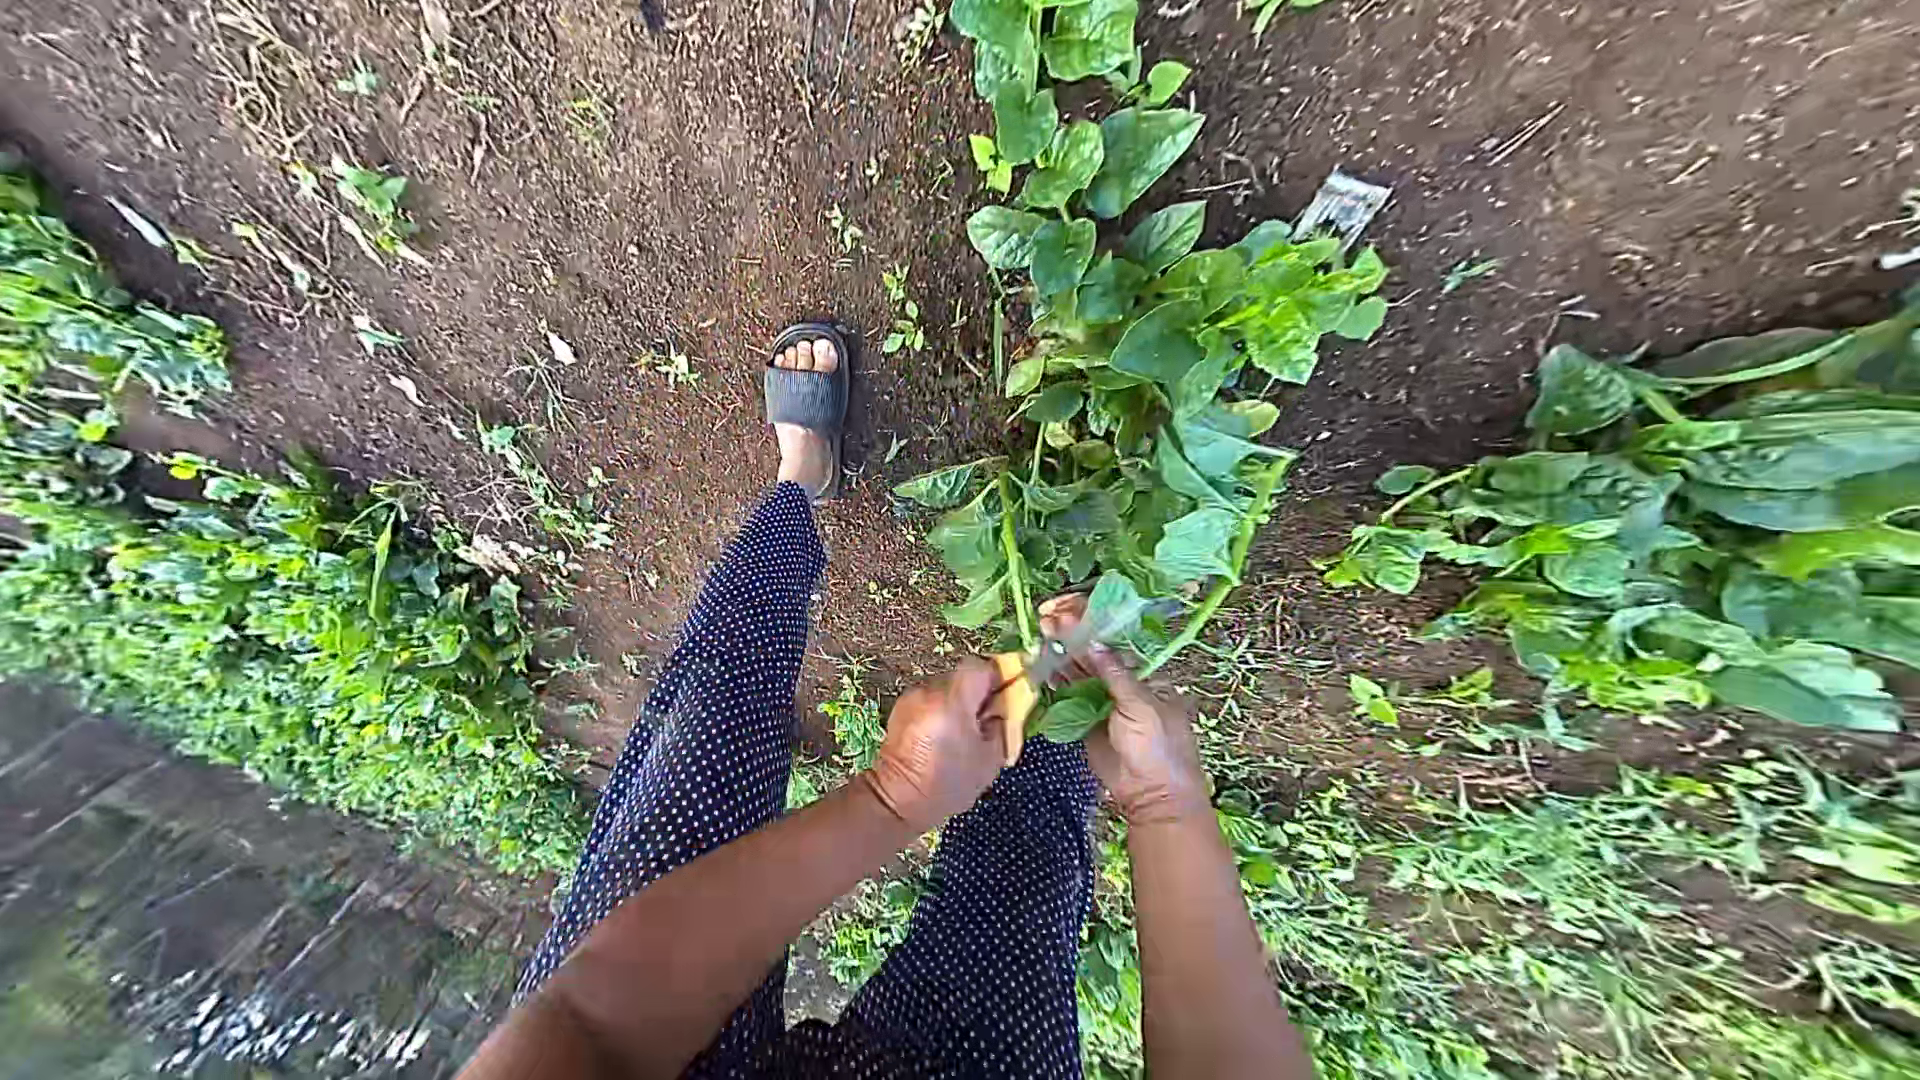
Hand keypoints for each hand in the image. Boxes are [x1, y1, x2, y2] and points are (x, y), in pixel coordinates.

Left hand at [861, 658, 1005, 829]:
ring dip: (962, 701)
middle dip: (981, 691)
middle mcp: (930, 690)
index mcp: (953, 699)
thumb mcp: (990, 758)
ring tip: (966, 732)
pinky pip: (933, 698)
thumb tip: (1010, 702)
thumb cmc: (948, 784)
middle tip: (990, 718)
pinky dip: (944, 709)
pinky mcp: (903, 706)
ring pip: (949, 686)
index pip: (982, 666)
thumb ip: (1004, 723)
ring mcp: (913, 696)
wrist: (897, 801)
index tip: (1010, 692)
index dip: (1000, 674)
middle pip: (965, 675)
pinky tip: (945, 735)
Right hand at [1037, 593, 1207, 826]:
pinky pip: (1067, 693)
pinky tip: (1042, 663)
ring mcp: (1101, 699)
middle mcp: (1120, 681)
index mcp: (1142, 673)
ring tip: (1040, 632)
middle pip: (1091, 651)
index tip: (1068, 609)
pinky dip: (1055, 678)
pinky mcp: (1084, 718)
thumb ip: (1114, 673)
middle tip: (1047, 617)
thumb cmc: (1158, 747)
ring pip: (1077, 670)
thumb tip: (1092, 640)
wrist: (1152, 796)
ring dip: (1060, 652)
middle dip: (1070, 633)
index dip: (1091, 622)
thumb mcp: (1141, 705)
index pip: (1113, 639)